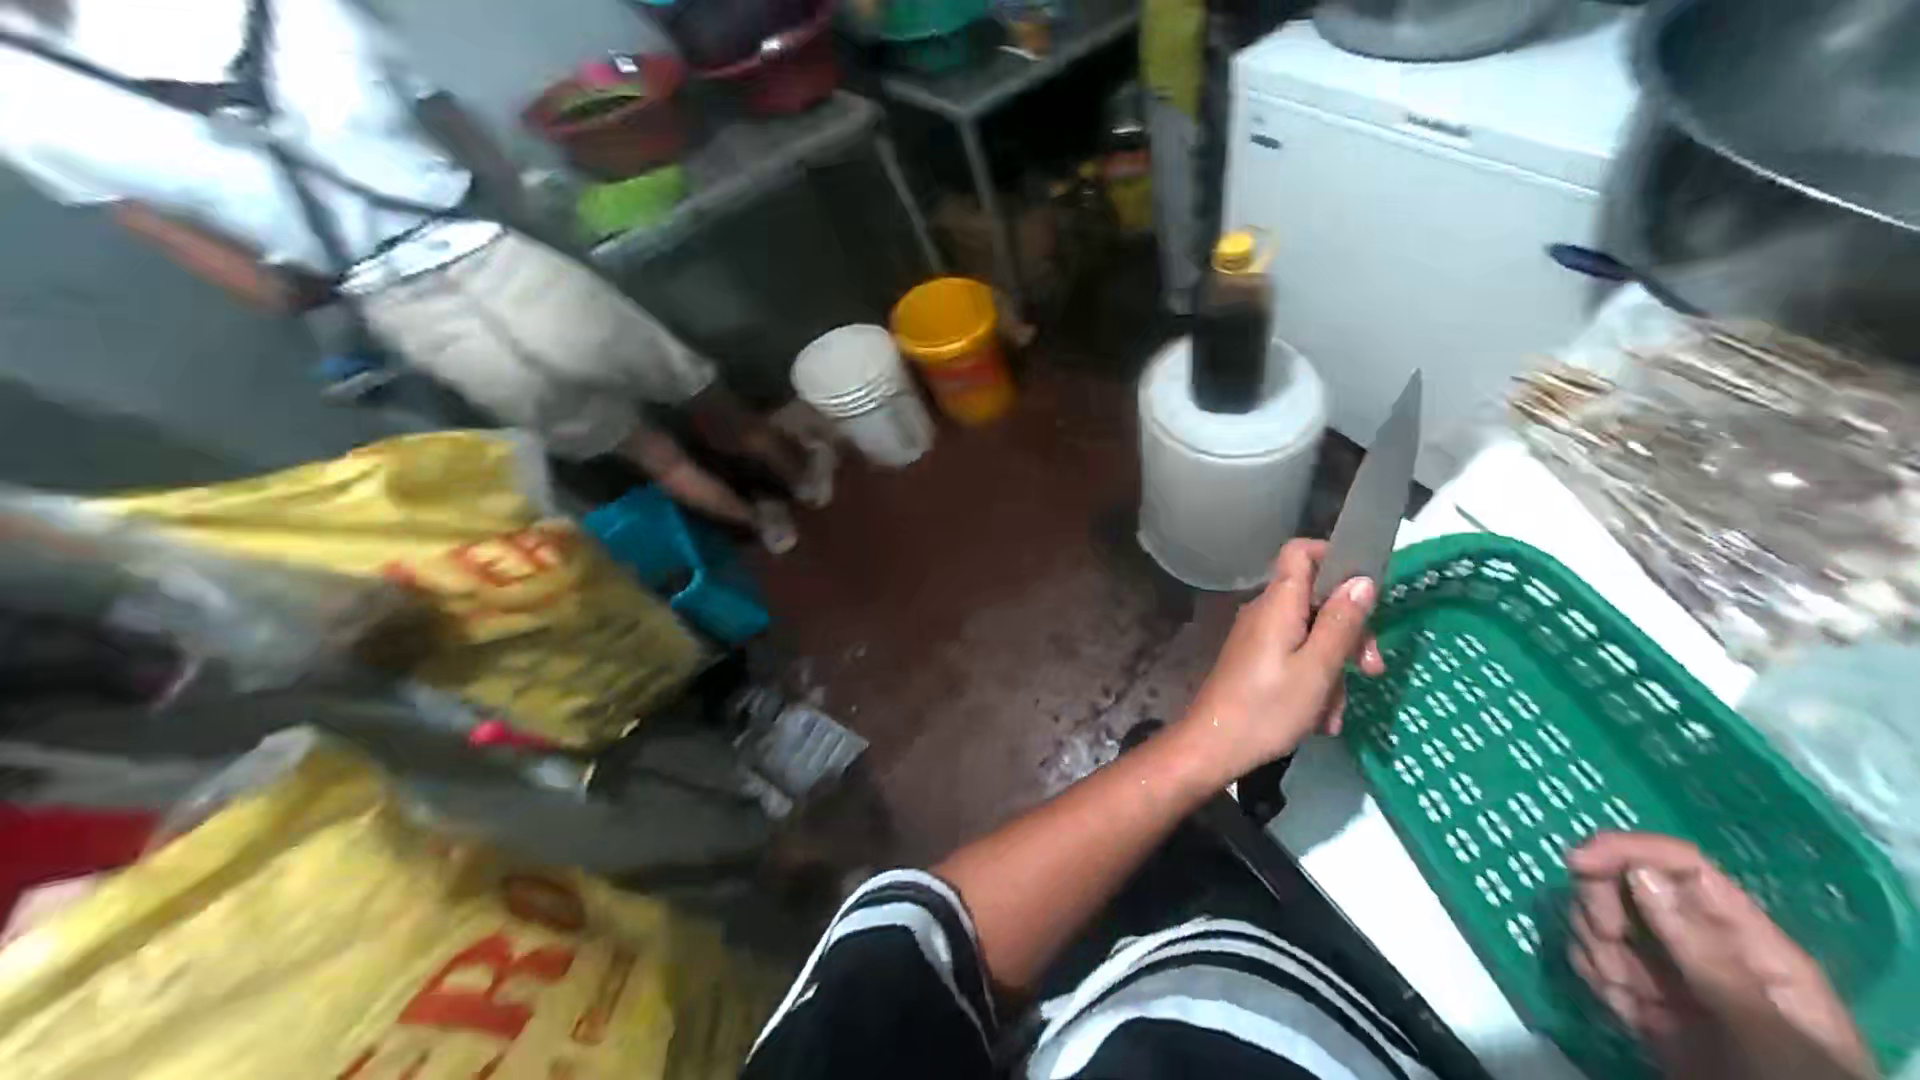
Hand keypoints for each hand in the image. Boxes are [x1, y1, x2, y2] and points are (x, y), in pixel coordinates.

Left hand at [1173, 539, 1384, 784]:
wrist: (1214, 746)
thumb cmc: (1267, 708)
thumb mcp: (1317, 668)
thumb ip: (1342, 623)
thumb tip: (1362, 580)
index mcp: (1277, 603)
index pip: (1300, 552)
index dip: (1333, 557)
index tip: (1366, 590)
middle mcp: (1265, 612)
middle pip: (1317, 601)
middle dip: (1349, 634)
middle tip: (1371, 671)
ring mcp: (1258, 638)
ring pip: (1311, 637)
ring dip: (1333, 671)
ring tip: (1334, 713)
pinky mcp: (1255, 661)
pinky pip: (1295, 659)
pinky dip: (1313, 684)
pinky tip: (1319, 719)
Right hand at [1567, 832, 1875, 1079]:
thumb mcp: (1762, 1027)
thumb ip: (1703, 953)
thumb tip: (1638, 872)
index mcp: (1748, 941)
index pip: (1681, 865)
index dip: (1626, 850)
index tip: (1577, 861)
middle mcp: (1701, 944)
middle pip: (1626, 882)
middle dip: (1599, 903)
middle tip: (1604, 938)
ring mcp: (1666, 971)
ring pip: (1598, 917)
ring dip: (1595, 946)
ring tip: (1627, 995)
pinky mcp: (1638, 996)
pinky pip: (1591, 958)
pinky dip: (1592, 975)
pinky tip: (1622, 1008)